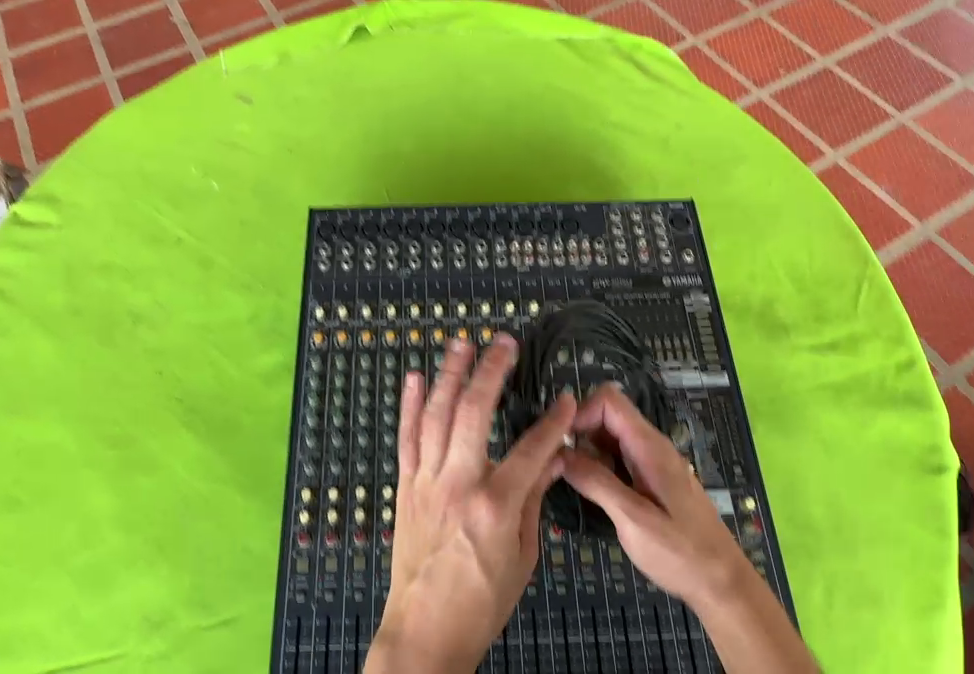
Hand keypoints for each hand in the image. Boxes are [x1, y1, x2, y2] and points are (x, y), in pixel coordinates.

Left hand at [364, 335, 576, 673]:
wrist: (425, 630)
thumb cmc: (480, 601)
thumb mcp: (523, 557)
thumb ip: (534, 501)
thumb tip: (552, 459)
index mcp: (494, 506)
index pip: (531, 449)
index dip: (552, 421)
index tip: (566, 400)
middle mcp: (457, 484)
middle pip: (474, 413)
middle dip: (491, 372)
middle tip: (505, 343)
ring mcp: (427, 481)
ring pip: (437, 415)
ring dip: (450, 374)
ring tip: (461, 343)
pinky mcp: (406, 486)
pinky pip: (407, 437)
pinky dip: (410, 405)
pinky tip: (416, 377)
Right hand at [558, 383, 751, 607]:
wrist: (722, 582)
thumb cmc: (680, 552)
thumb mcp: (633, 519)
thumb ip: (597, 483)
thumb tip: (560, 454)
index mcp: (649, 446)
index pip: (609, 400)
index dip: (581, 413)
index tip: (561, 445)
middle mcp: (653, 446)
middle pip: (609, 415)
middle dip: (581, 432)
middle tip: (562, 467)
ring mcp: (655, 462)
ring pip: (613, 437)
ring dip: (589, 451)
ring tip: (573, 482)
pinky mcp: (655, 480)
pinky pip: (622, 458)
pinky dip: (603, 466)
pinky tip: (595, 493)